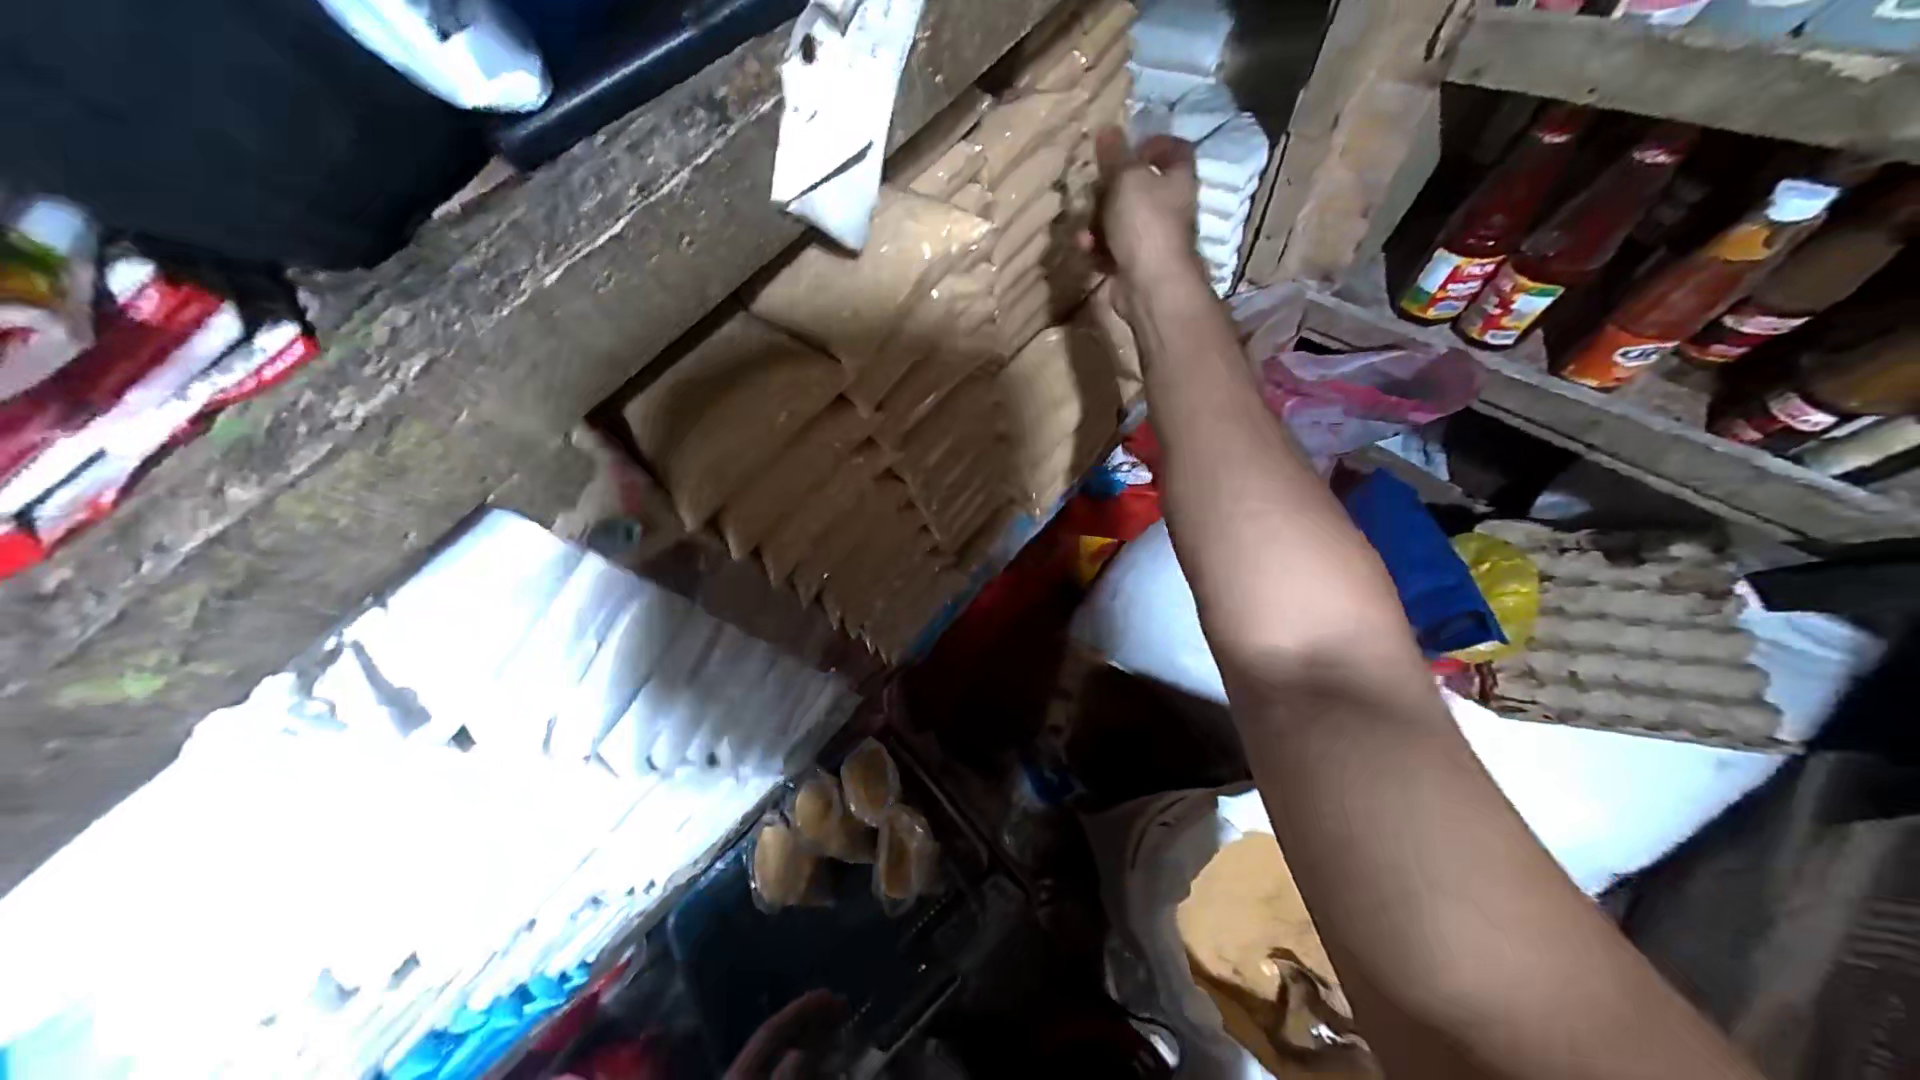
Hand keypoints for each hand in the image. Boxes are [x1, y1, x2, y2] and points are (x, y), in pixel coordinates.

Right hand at [1089, 127, 1203, 292]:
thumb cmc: (1145, 223)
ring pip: (1119, 221)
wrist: (1149, 284)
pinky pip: (1110, 249)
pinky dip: (1096, 247)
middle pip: (1140, 188)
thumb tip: (1108, 129)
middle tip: (1094, 187)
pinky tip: (1085, 248)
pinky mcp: (1133, 265)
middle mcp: (1169, 208)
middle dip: (1112, 188)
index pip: (1175, 150)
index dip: (1154, 144)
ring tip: (1084, 225)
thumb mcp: (1127, 178)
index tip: (1128, 147)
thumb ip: (1115, 154)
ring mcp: (1151, 240)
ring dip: (1097, 221)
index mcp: (1178, 179)